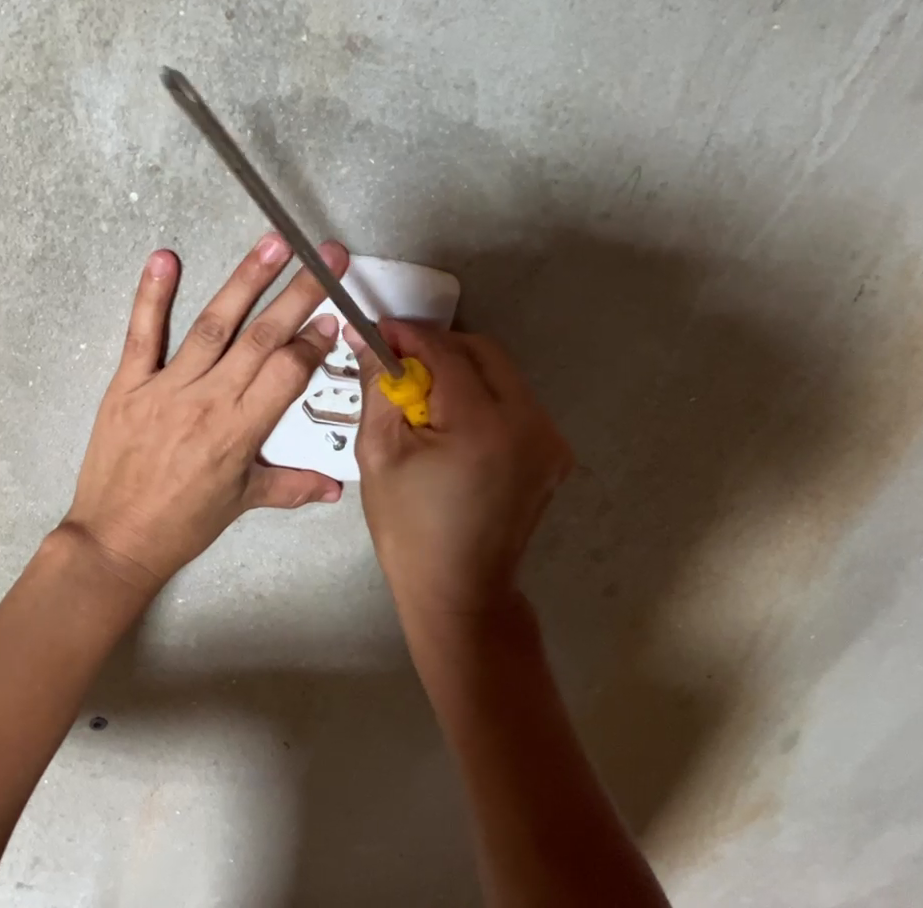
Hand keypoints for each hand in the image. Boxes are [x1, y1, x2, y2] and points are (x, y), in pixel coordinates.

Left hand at [60, 234, 350, 593]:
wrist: (116, 539)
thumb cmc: (181, 524)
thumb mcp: (242, 505)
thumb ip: (291, 486)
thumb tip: (335, 488)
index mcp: (240, 431)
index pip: (288, 371)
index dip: (314, 340)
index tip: (334, 312)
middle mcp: (208, 401)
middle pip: (262, 337)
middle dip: (299, 293)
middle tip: (327, 256)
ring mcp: (165, 388)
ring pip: (214, 325)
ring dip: (245, 280)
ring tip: (272, 243)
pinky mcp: (127, 384)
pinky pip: (142, 334)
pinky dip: (152, 295)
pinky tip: (165, 258)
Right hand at [349, 320, 573, 619]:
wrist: (459, 591)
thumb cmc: (409, 528)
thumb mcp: (379, 454)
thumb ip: (378, 388)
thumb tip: (369, 341)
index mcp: (482, 426)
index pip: (447, 353)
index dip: (410, 336)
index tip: (380, 331)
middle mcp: (528, 424)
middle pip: (484, 353)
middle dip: (439, 348)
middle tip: (400, 361)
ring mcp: (549, 440)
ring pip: (503, 375)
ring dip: (462, 371)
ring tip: (423, 394)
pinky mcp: (553, 454)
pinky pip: (515, 403)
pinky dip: (482, 397)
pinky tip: (452, 422)